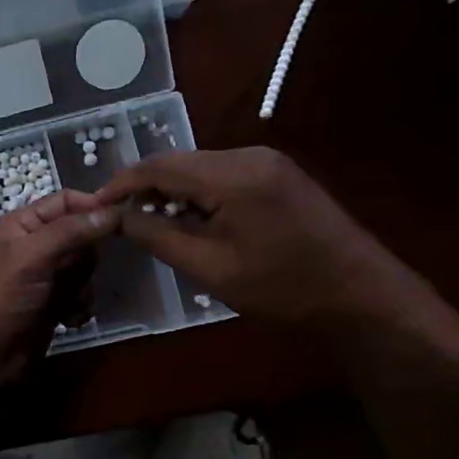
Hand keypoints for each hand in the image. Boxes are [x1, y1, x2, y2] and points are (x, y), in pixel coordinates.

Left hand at [0, 190, 118, 383]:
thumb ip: (68, 232)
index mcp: (19, 226)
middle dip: (88, 256)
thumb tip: (112, 210)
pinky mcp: (50, 306)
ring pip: (83, 269)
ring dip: (84, 286)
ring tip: (73, 302)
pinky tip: (70, 320)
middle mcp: (32, 247)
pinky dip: (80, 307)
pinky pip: (80, 296)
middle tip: (81, 273)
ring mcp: (42, 278)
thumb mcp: (28, 258)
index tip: (125, 217)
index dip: (94, 206)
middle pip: (80, 236)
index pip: (65, 202)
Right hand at [93, 147, 429, 335]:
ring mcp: (269, 163)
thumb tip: (114, 216)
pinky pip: (222, 176)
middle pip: (178, 161)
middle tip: (115, 218)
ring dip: (168, 190)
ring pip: (198, 168)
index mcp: (234, 175)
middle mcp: (250, 155)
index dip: (120, 185)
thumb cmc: (282, 290)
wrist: (365, 302)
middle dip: (142, 187)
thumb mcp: (209, 267)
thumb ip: (156, 235)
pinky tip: (184, 218)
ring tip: (143, 222)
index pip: (158, 166)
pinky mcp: (279, 176)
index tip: (93, 207)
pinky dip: (195, 193)